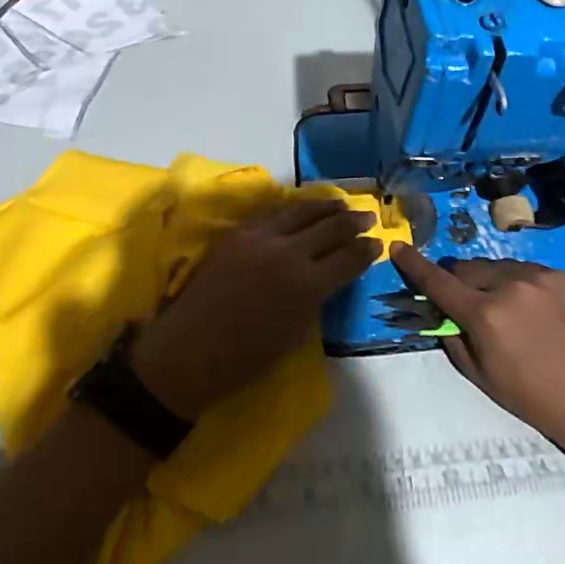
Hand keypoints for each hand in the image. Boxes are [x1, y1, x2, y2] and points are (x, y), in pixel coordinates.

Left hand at [129, 200, 379, 417]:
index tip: (378, 243)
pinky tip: (302, 210)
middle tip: (368, 217)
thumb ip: (316, 297)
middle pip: (331, 227)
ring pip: (302, 211)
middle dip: (353, 222)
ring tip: (340, 204)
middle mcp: (288, 254)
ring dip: (326, 207)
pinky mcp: (238, 233)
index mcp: (307, 285)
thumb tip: (329, 276)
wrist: (187, 353)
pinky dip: (294, 210)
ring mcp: (261, 238)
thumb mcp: (295, 331)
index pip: (349, 258)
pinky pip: (274, 214)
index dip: (367, 250)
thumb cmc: (245, 359)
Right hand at [392, 245, 564, 447]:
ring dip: (487, 279)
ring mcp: (537, 276)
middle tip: (462, 301)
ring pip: (494, 265)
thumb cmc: (526, 393)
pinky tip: (528, 307)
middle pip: (465, 267)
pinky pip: (522, 268)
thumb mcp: (476, 373)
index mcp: (485, 315)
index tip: (398, 248)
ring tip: (502, 308)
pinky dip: (515, 281)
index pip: (439, 282)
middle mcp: (509, 286)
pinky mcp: (558, 274)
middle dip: (456, 280)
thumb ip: (450, 334)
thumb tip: (437, 308)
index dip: (414, 265)